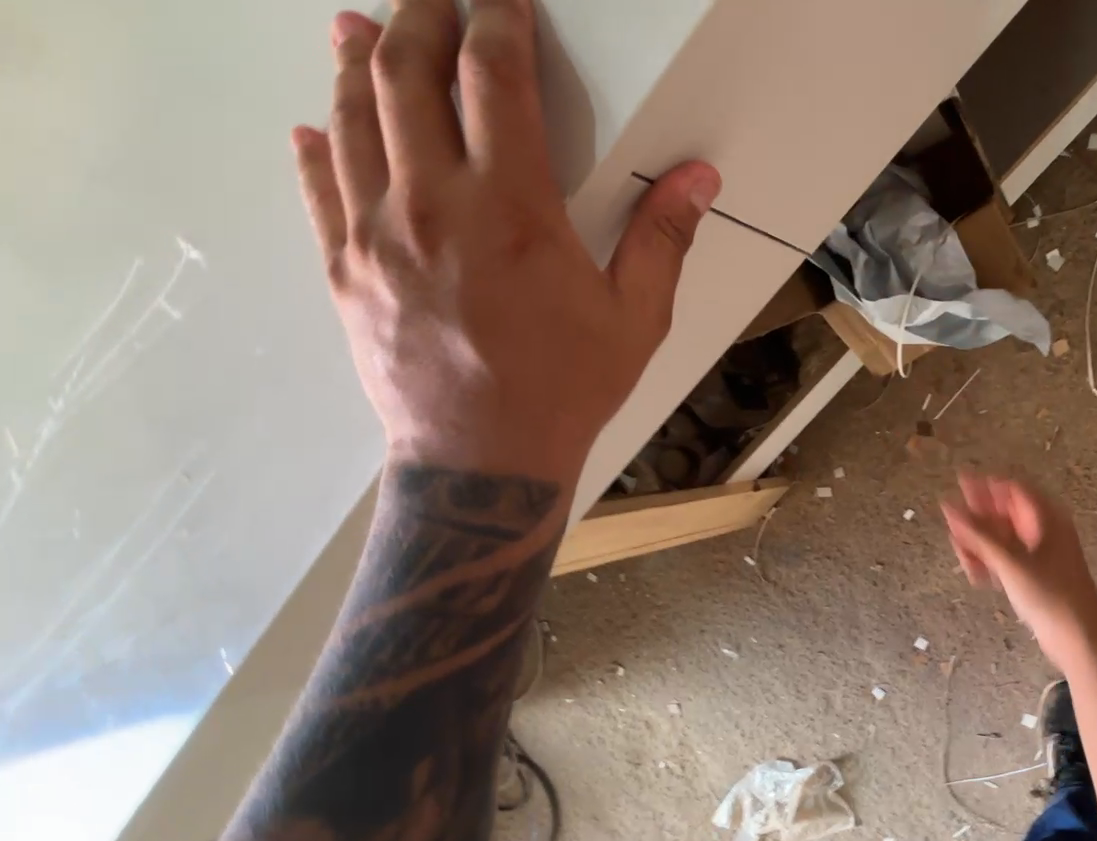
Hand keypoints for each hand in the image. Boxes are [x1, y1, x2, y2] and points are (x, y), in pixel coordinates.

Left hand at [293, 0, 719, 484]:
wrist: (482, 457)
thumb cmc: (568, 388)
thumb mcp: (635, 319)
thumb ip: (661, 239)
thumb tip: (699, 176)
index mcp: (513, 210)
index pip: (493, 79)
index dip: (498, 21)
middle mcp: (432, 203)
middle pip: (403, 73)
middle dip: (418, 16)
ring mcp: (374, 233)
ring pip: (349, 115)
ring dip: (355, 59)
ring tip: (360, 25)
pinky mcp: (343, 267)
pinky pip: (316, 183)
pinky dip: (315, 139)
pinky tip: (316, 120)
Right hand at [942, 472, 1096, 662]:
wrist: (1078, 638)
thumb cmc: (1050, 595)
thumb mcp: (1010, 562)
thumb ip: (977, 534)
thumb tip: (949, 506)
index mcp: (1047, 519)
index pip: (1013, 489)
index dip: (986, 486)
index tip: (959, 486)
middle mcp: (1044, 532)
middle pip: (1005, 514)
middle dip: (978, 520)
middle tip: (954, 529)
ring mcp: (1040, 555)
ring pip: (1002, 539)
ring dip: (980, 545)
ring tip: (965, 559)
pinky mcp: (1034, 577)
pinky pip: (1006, 560)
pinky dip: (990, 563)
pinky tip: (977, 576)